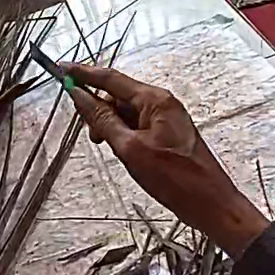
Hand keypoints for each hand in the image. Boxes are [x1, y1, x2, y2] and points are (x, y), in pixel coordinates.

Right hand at [62, 64, 270, 257]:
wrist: (210, 204)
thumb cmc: (178, 179)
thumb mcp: (130, 149)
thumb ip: (103, 120)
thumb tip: (81, 97)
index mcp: (155, 100)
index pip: (111, 79)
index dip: (84, 74)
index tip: (63, 70)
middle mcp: (162, 103)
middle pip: (118, 95)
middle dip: (99, 110)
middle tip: (89, 132)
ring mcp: (166, 118)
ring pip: (126, 112)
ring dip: (111, 126)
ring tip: (109, 148)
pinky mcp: (167, 133)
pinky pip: (137, 125)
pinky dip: (123, 135)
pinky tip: (123, 153)